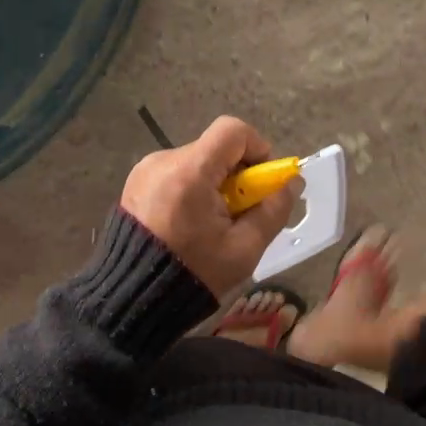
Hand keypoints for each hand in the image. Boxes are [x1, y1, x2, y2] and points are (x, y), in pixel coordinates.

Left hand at [119, 116, 303, 294]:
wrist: (134, 295)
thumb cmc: (194, 272)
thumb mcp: (243, 249)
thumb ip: (272, 211)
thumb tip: (292, 182)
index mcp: (190, 170)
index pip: (232, 130)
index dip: (257, 148)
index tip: (262, 181)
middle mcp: (164, 159)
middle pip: (214, 148)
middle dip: (236, 174)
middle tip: (242, 212)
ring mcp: (145, 169)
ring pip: (195, 161)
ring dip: (213, 183)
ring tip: (212, 224)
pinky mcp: (135, 182)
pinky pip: (174, 173)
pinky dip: (191, 189)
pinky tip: (188, 224)